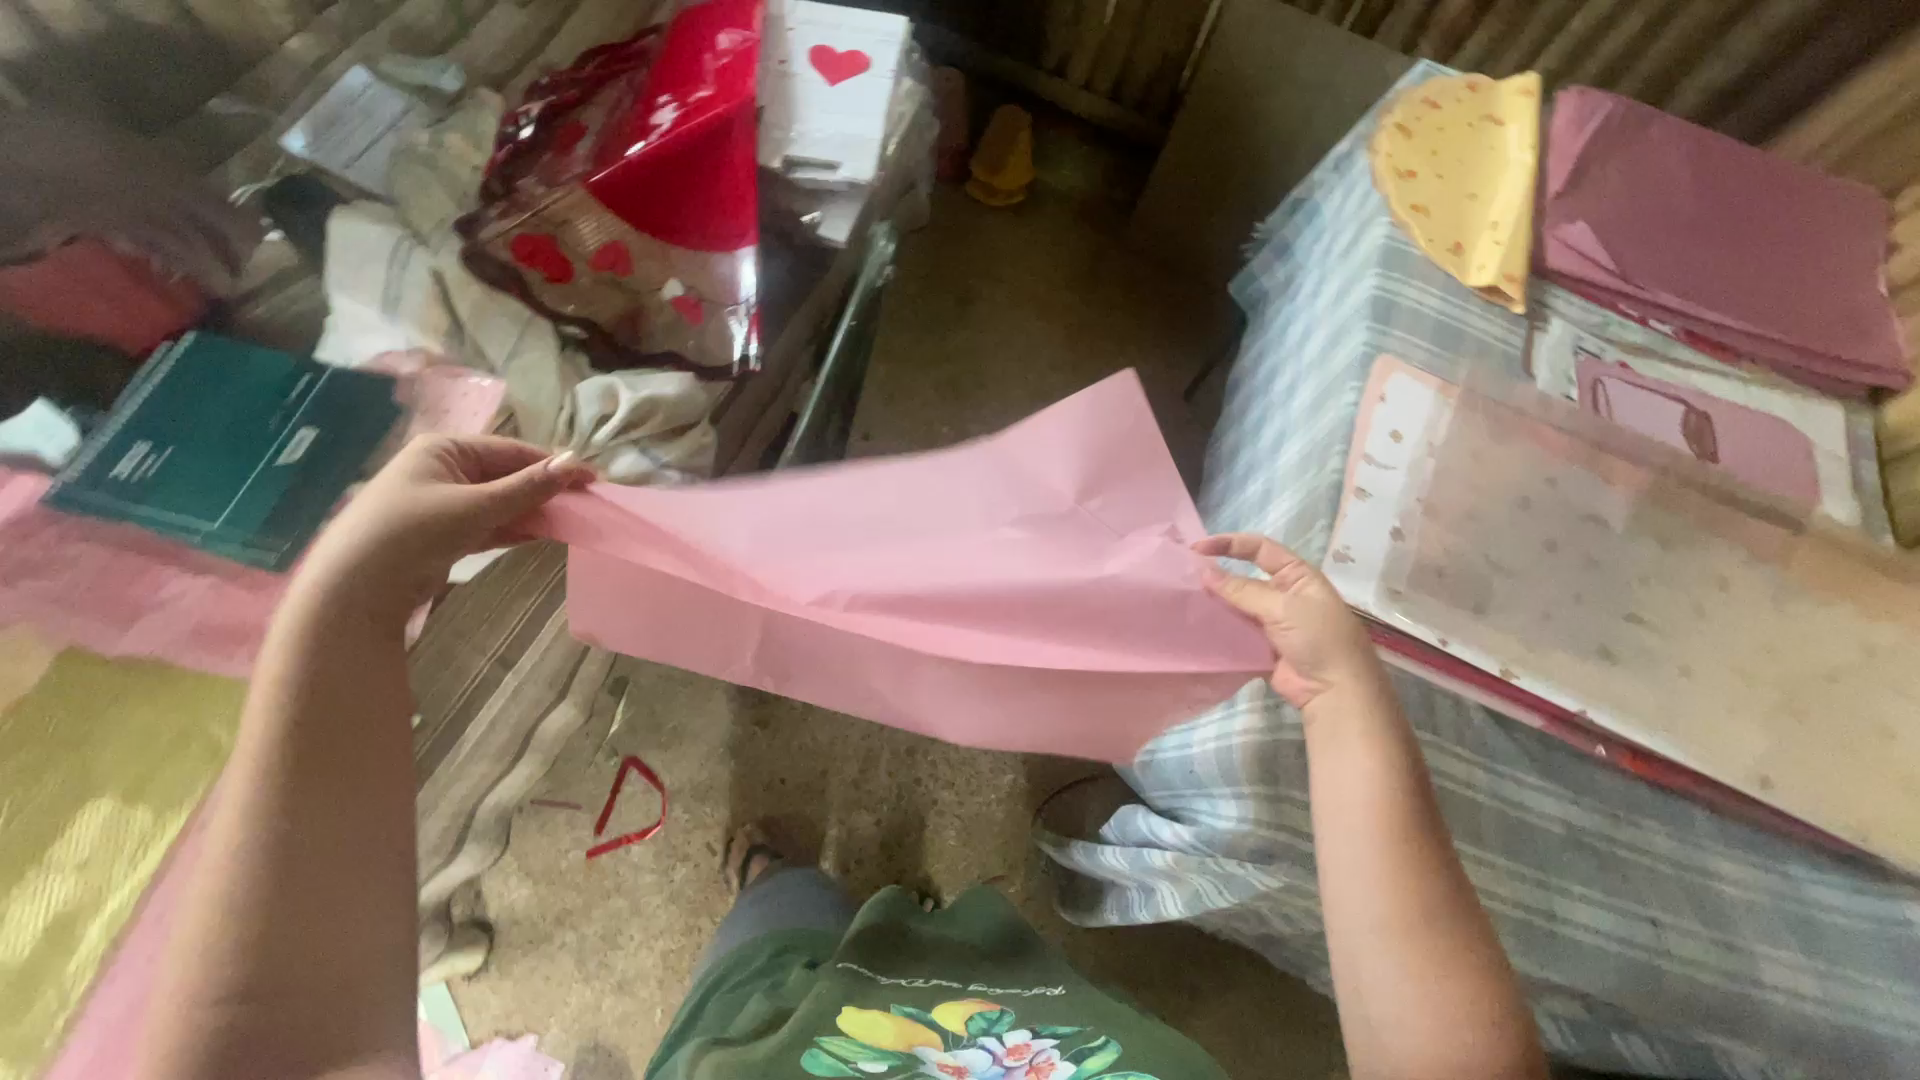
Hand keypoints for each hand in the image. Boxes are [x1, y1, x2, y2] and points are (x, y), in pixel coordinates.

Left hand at [298, 435, 595, 619]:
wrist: (358, 588)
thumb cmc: (413, 531)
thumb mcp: (477, 506)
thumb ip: (529, 486)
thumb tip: (576, 461)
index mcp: (446, 448)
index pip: (513, 451)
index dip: (554, 465)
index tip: (593, 480)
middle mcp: (445, 469)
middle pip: (509, 476)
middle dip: (546, 491)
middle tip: (586, 505)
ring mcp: (445, 502)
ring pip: (503, 502)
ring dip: (535, 512)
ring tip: (572, 522)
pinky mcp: (447, 533)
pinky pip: (492, 524)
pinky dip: (517, 528)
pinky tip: (544, 535)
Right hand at [1195, 533, 1383, 709]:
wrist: (1333, 690)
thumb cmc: (1318, 639)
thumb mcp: (1283, 607)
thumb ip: (1242, 590)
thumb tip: (1205, 572)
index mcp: (1296, 576)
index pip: (1259, 549)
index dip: (1229, 544)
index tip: (1198, 548)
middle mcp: (1281, 594)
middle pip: (1243, 577)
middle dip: (1216, 575)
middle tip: (1184, 577)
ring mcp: (1269, 621)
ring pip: (1234, 604)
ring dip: (1213, 602)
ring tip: (1184, 600)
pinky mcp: (1258, 645)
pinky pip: (1233, 630)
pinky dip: (1217, 627)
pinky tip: (1195, 624)